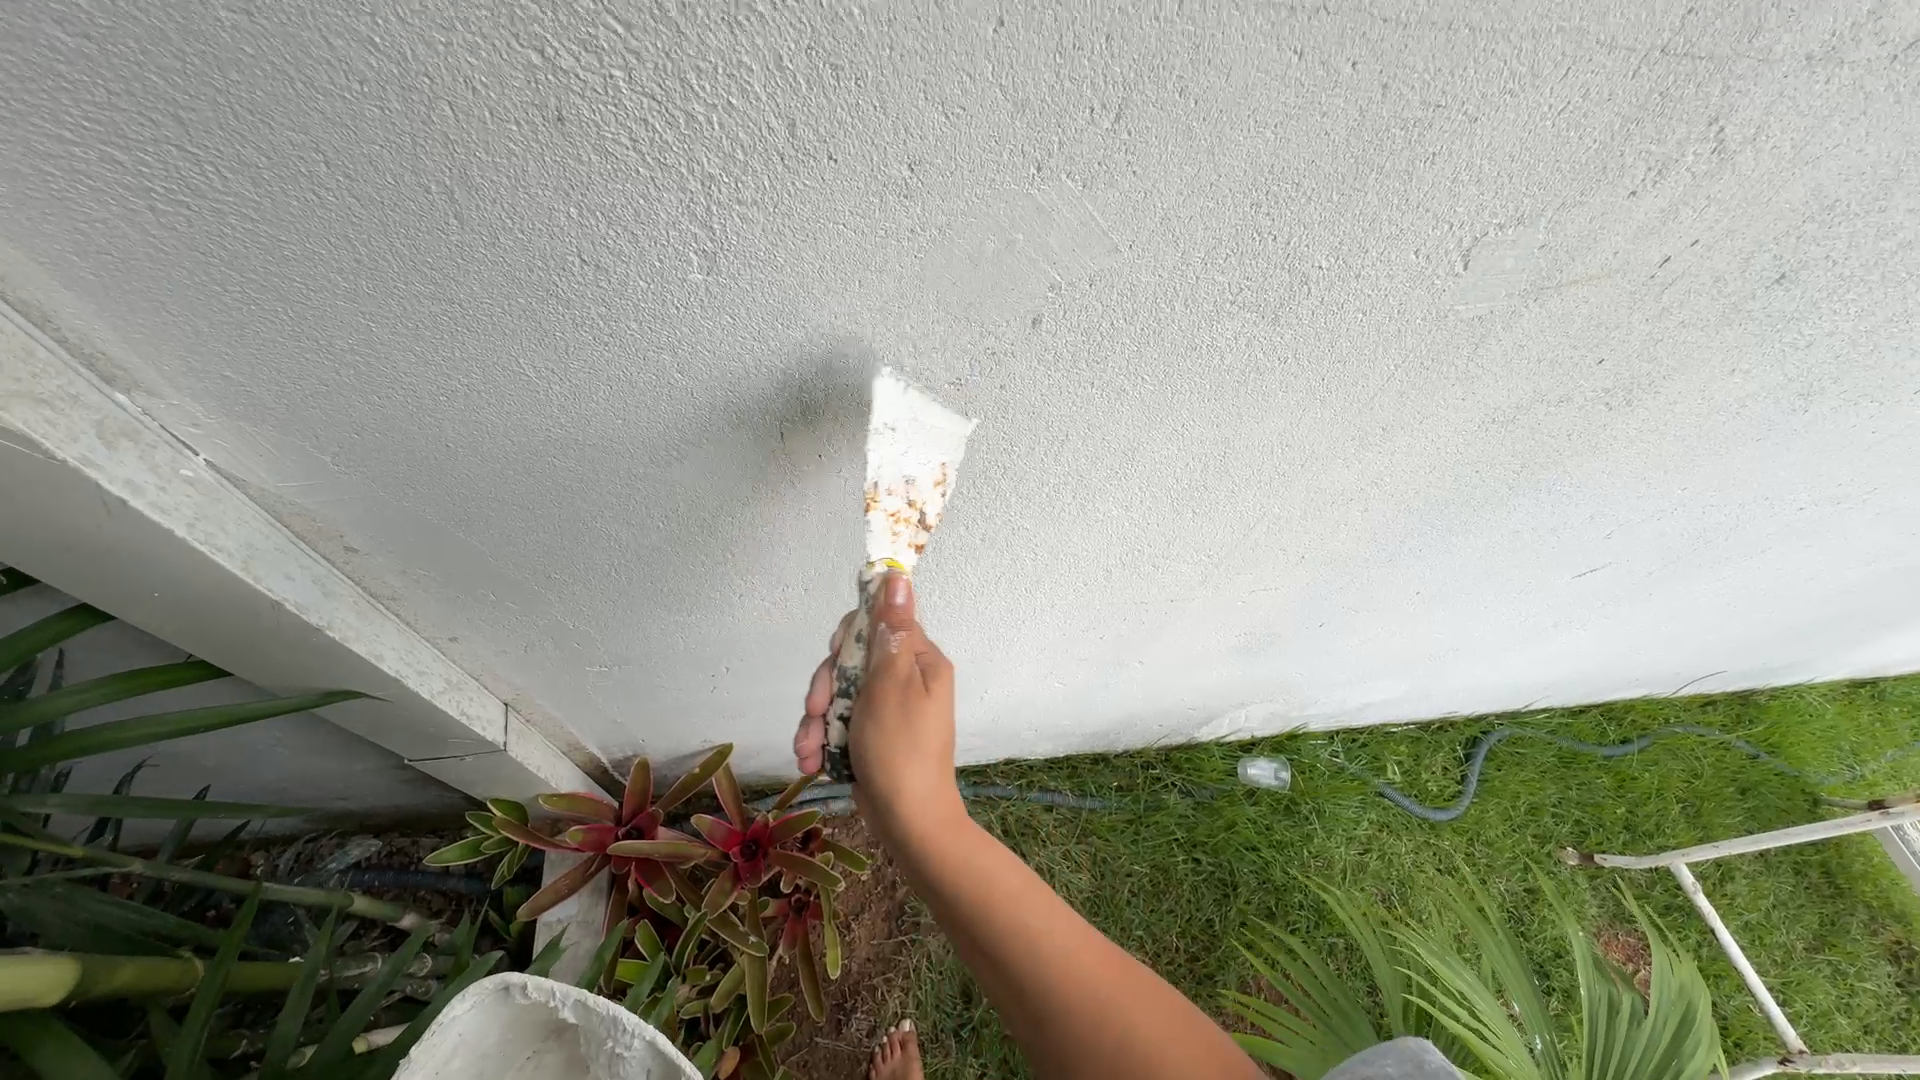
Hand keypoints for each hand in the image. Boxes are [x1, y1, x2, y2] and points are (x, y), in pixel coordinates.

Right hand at [795, 572, 963, 844]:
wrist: (908, 822)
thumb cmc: (900, 748)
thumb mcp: (891, 683)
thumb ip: (890, 630)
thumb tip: (899, 575)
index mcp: (920, 662)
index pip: (879, 625)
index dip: (848, 639)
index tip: (835, 657)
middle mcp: (906, 681)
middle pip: (851, 662)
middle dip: (825, 688)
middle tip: (816, 711)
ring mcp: (886, 712)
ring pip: (838, 696)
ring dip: (816, 721)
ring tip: (810, 749)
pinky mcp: (870, 738)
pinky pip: (839, 725)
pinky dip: (822, 741)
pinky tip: (812, 761)